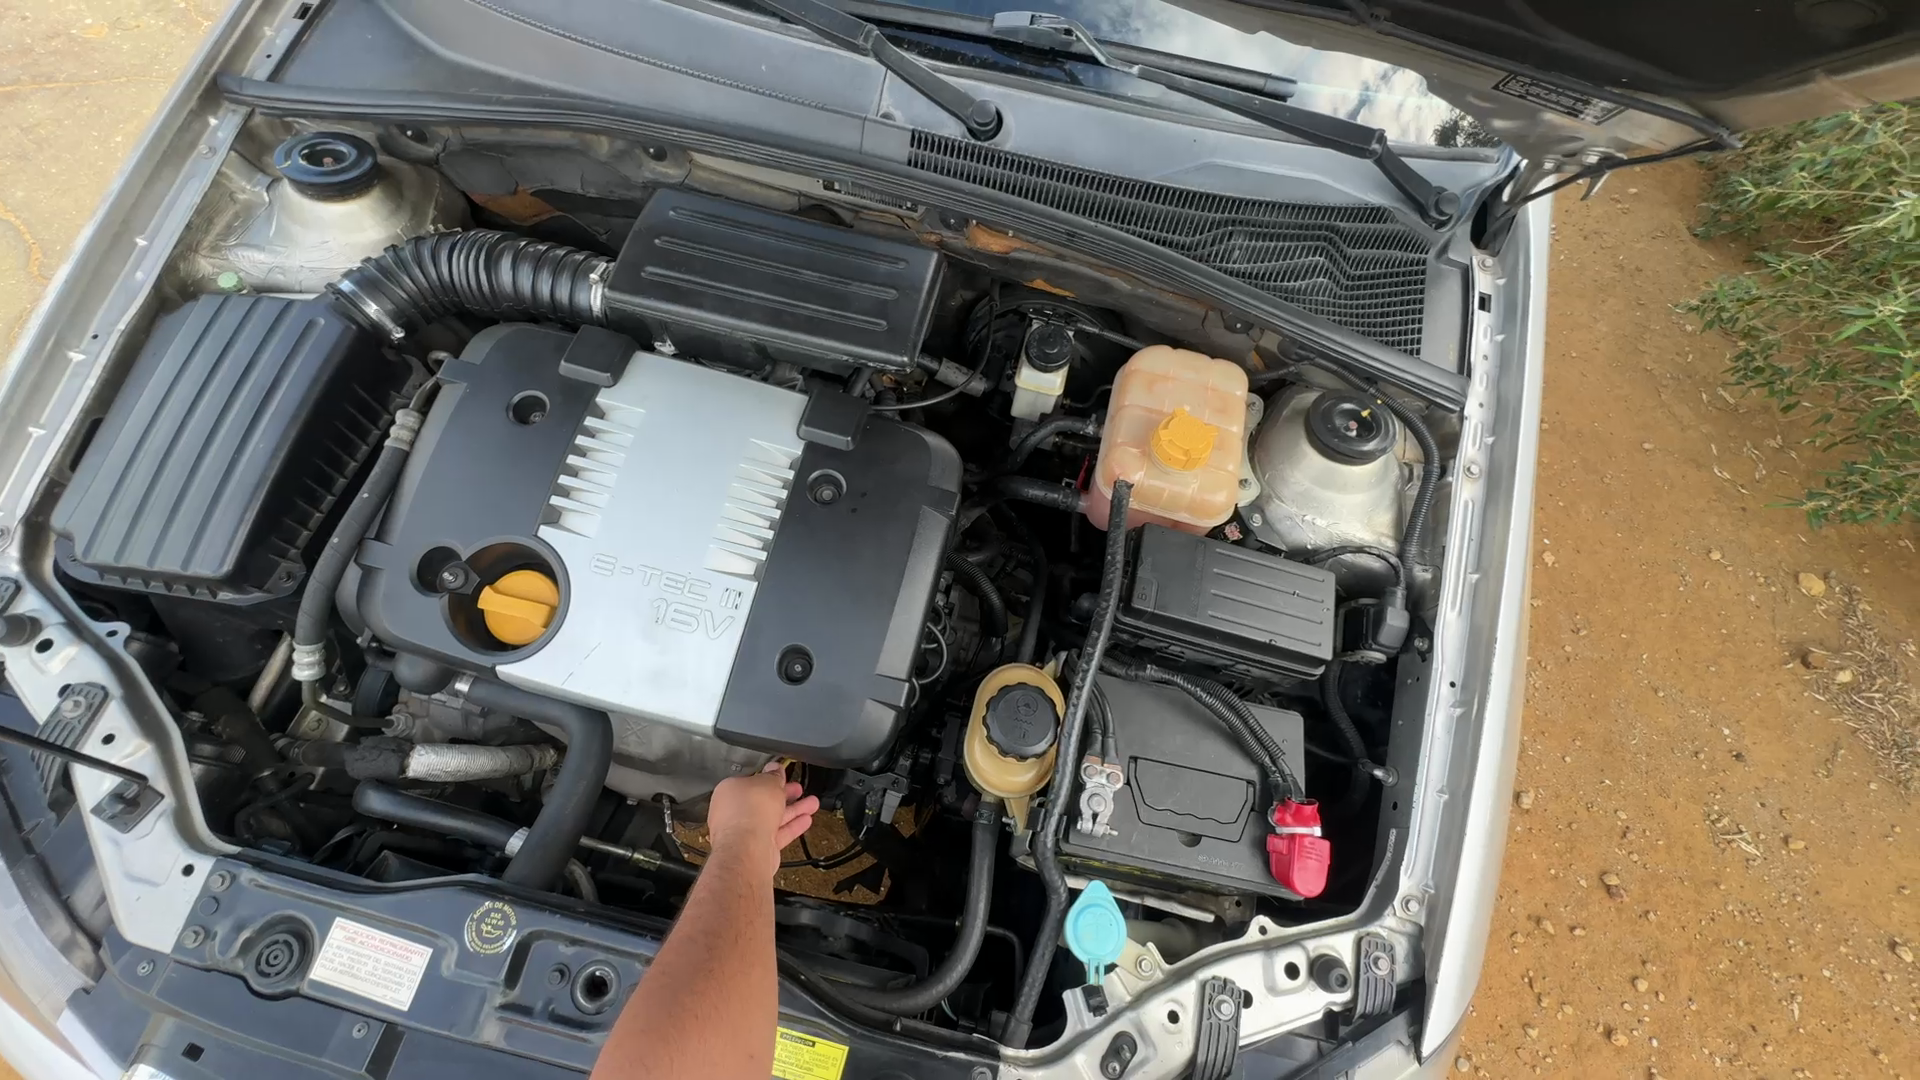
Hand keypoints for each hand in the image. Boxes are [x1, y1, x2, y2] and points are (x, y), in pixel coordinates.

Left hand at [707, 763, 819, 876]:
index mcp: (729, 792)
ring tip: (811, 803)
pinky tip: (805, 820)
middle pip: (762, 801)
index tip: (781, 775)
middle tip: (797, 789)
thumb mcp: (768, 783)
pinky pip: (776, 834)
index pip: (750, 781)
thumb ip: (774, 776)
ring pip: (772, 818)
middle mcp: (733, 813)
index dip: (768, 778)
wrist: (747, 850)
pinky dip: (791, 827)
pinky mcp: (756, 848)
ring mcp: (744, 832)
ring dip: (793, 810)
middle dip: (784, 795)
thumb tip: (776, 770)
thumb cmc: (748, 813)